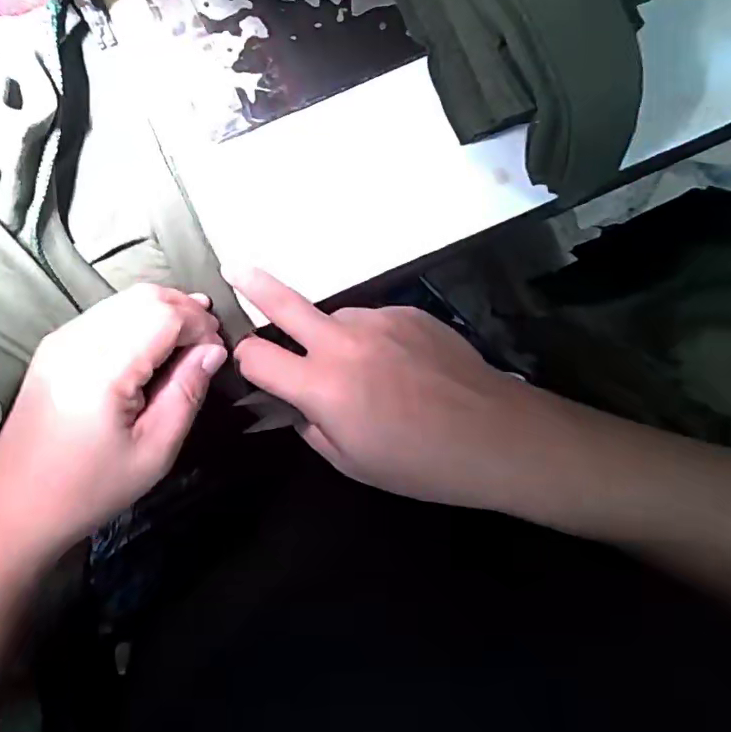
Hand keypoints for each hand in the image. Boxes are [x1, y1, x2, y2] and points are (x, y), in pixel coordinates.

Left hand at [0, 284, 227, 560]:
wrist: (16, 506)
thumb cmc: (89, 488)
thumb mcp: (154, 451)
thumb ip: (186, 392)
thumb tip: (213, 350)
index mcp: (102, 369)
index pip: (164, 315)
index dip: (199, 324)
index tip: (218, 350)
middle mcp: (78, 341)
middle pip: (144, 297)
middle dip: (185, 308)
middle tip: (210, 337)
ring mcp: (61, 338)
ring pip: (124, 298)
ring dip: (163, 308)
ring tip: (189, 335)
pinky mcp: (55, 345)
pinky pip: (106, 312)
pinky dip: (138, 316)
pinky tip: (154, 339)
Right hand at [227, 267, 562, 511]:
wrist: (496, 434)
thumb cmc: (419, 463)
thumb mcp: (351, 462)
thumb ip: (311, 426)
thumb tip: (296, 402)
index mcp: (322, 386)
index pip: (256, 355)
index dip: (245, 359)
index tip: (247, 362)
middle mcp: (343, 341)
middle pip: (284, 303)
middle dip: (253, 284)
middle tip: (235, 268)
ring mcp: (378, 320)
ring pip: (337, 320)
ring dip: (336, 339)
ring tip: (373, 374)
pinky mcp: (408, 312)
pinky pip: (375, 323)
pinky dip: (375, 340)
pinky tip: (404, 367)